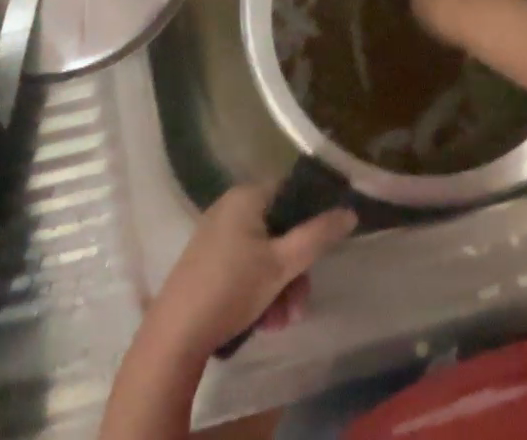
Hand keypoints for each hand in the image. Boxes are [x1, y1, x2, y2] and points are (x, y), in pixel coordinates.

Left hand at [144, 185, 356, 356]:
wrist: (176, 334)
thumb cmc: (232, 288)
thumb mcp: (283, 264)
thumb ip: (318, 236)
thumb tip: (349, 211)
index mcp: (246, 198)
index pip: (292, 192)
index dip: (314, 216)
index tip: (326, 247)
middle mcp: (231, 209)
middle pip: (282, 231)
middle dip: (297, 271)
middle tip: (300, 305)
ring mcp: (218, 236)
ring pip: (267, 255)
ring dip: (282, 289)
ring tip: (280, 322)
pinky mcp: (210, 262)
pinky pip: (248, 268)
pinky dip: (262, 292)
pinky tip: (264, 322)